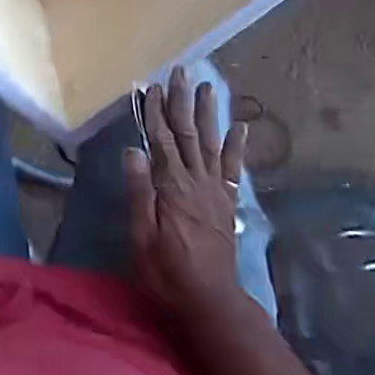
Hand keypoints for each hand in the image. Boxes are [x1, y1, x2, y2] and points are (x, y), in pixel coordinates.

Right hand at [124, 67, 250, 320]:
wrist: (210, 302)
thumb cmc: (165, 268)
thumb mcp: (142, 233)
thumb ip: (139, 191)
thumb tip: (133, 150)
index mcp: (172, 187)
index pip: (160, 139)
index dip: (153, 111)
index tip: (148, 85)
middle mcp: (197, 182)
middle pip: (188, 133)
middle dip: (182, 101)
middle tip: (181, 72)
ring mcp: (215, 191)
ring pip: (211, 143)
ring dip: (209, 113)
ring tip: (209, 87)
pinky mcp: (226, 203)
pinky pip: (232, 169)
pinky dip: (237, 147)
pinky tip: (241, 127)